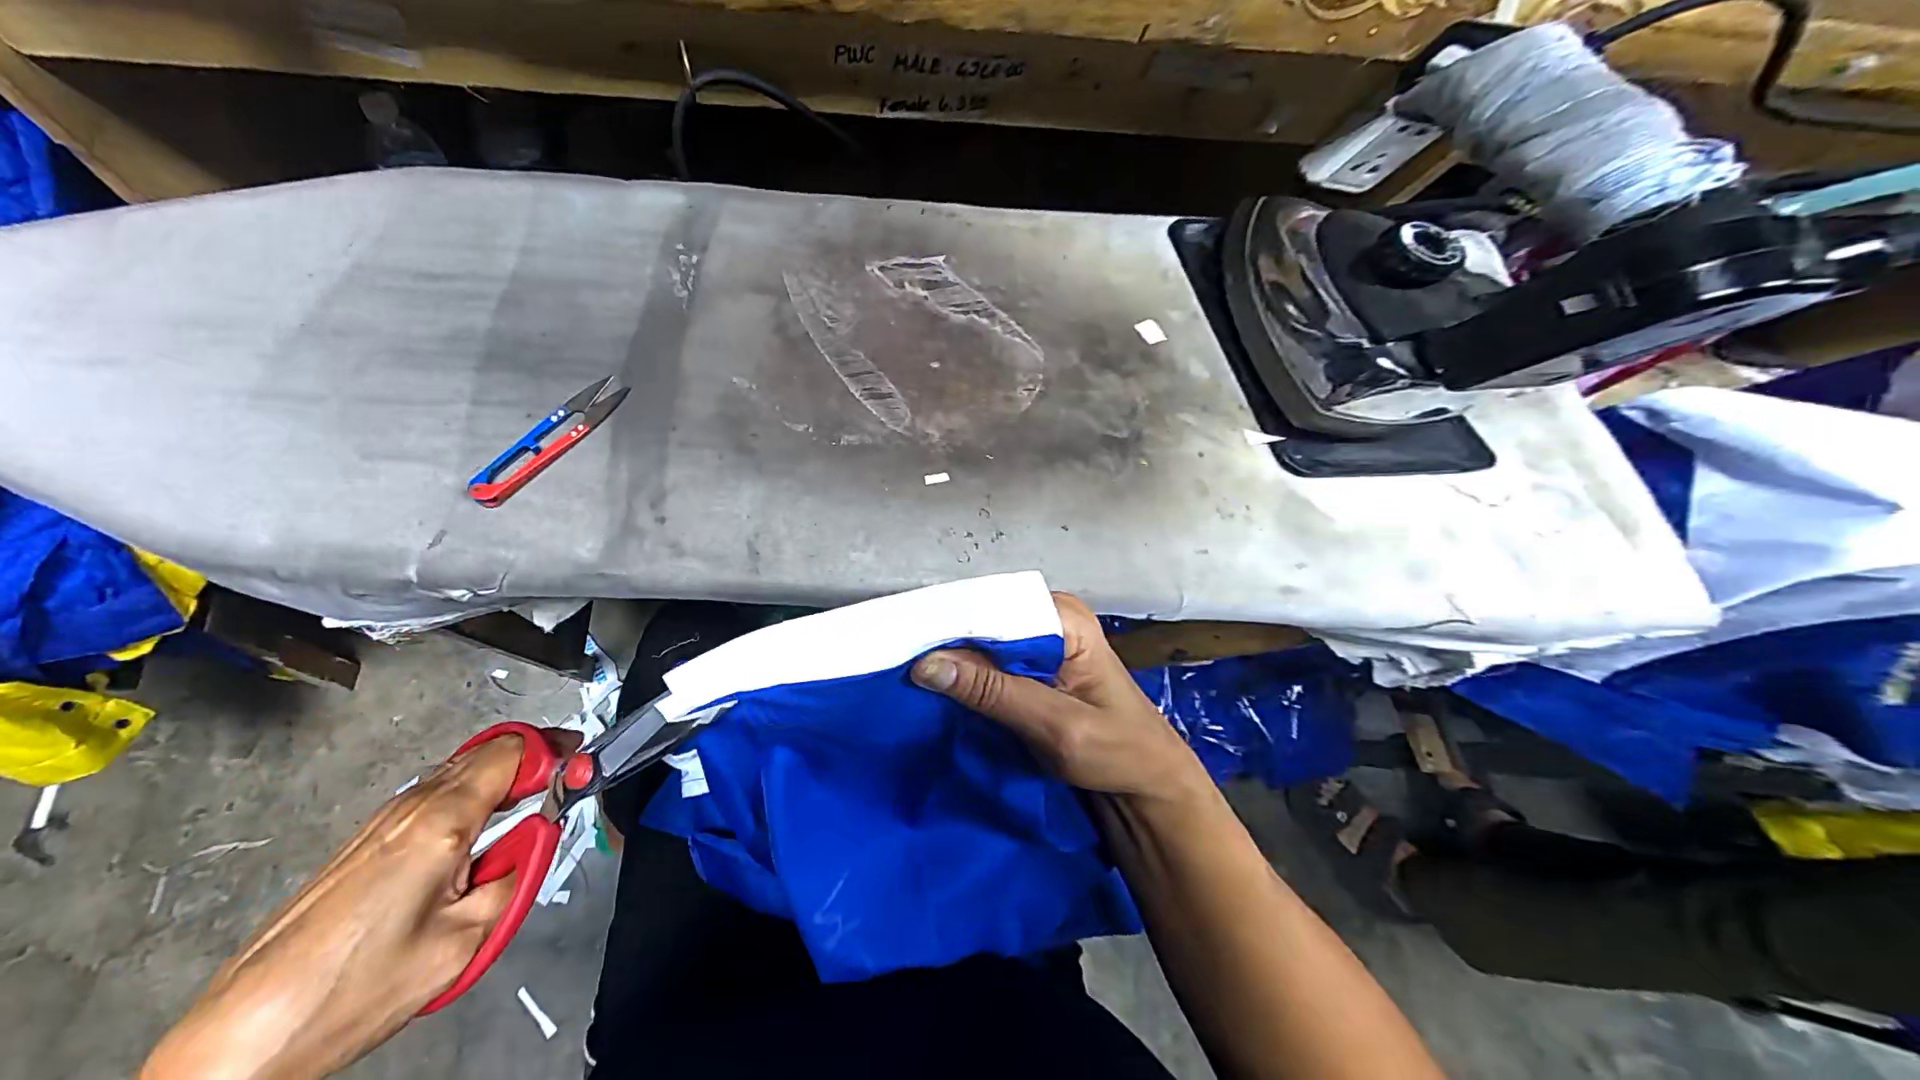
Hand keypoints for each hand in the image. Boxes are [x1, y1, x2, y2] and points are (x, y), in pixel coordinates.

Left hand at [142, 730, 572, 1079]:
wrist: (248, 1034)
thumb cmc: (359, 988)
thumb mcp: (465, 939)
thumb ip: (515, 874)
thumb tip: (536, 837)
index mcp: (440, 822)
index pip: (511, 750)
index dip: (552, 748)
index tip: (578, 764)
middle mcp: (409, 808)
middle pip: (486, 751)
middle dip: (533, 755)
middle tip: (566, 775)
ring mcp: (381, 821)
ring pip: (459, 770)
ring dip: (503, 774)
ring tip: (534, 799)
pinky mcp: (364, 842)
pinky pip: (434, 795)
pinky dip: (473, 793)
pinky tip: (483, 828)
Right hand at [912, 592, 1210, 803]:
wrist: (1146, 782)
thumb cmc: (1118, 752)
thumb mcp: (1056, 726)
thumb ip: (993, 692)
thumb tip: (925, 664)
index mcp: (1065, 617)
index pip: (992, 606)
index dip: (948, 623)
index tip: (904, 644)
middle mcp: (1050, 617)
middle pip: (983, 619)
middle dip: (945, 641)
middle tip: (896, 662)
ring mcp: (1041, 640)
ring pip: (982, 640)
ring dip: (951, 659)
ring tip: (905, 674)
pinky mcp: (1032, 665)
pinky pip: (989, 660)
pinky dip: (966, 674)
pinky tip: (936, 687)